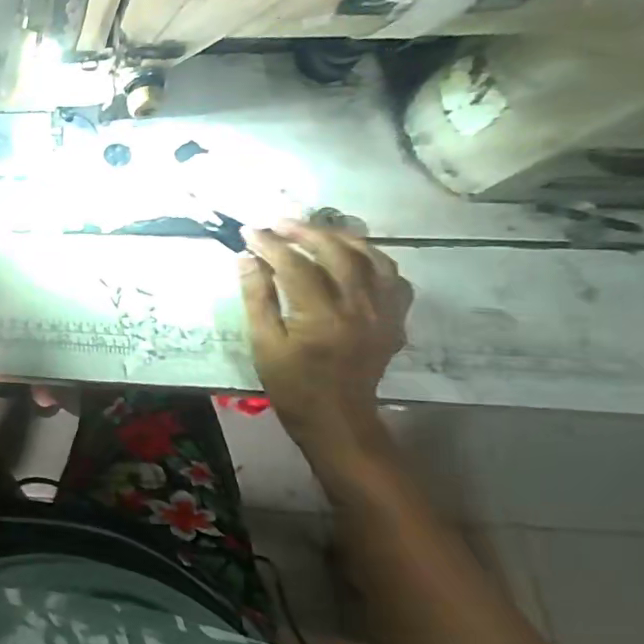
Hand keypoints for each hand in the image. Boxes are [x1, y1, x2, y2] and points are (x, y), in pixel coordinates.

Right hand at [240, 221, 413, 462]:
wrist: (337, 419)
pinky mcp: (396, 320)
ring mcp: (385, 314)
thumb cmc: (291, 384)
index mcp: (323, 317)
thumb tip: (247, 257)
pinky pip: (393, 278)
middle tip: (278, 224)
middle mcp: (361, 309)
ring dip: (342, 238)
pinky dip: (372, 260)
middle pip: (337, 253)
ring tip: (315, 231)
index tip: (249, 232)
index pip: (296, 265)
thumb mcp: (263, 343)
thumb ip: (257, 297)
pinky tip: (352, 258)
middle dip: (304, 232)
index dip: (270, 244)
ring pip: (372, 259)